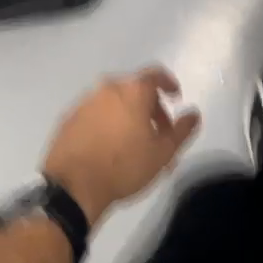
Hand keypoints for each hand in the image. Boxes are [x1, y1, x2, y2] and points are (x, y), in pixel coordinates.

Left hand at [42, 66, 202, 225]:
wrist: (73, 188)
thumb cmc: (124, 166)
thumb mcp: (162, 153)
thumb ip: (182, 130)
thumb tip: (193, 114)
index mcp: (134, 90)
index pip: (156, 75)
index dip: (168, 84)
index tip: (175, 97)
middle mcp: (109, 88)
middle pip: (135, 90)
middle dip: (149, 107)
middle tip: (156, 132)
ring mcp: (85, 102)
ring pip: (113, 102)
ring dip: (126, 115)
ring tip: (131, 143)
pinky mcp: (68, 118)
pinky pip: (94, 114)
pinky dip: (104, 123)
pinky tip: (106, 147)